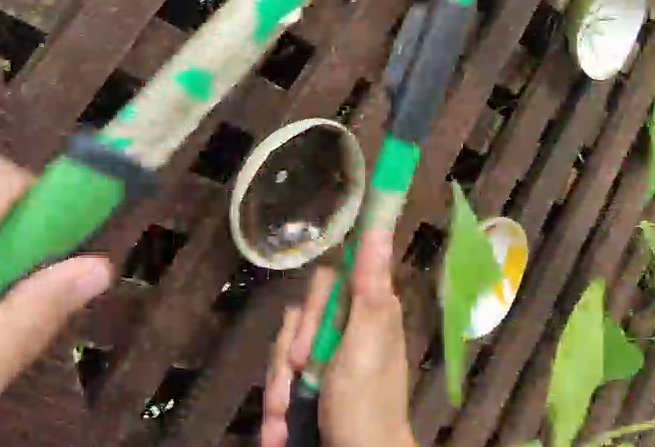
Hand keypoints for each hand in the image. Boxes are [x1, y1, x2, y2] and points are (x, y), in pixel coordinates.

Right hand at [261, 231, 416, 446]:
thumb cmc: (367, 404)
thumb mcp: (368, 342)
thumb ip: (368, 286)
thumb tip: (378, 227)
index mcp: (368, 311)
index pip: (330, 277)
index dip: (315, 303)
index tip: (310, 334)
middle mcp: (346, 329)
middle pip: (301, 315)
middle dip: (291, 351)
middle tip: (301, 377)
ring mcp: (326, 360)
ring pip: (285, 349)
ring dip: (279, 386)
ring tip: (284, 418)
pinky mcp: (308, 388)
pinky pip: (280, 380)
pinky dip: (276, 409)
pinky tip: (280, 431)